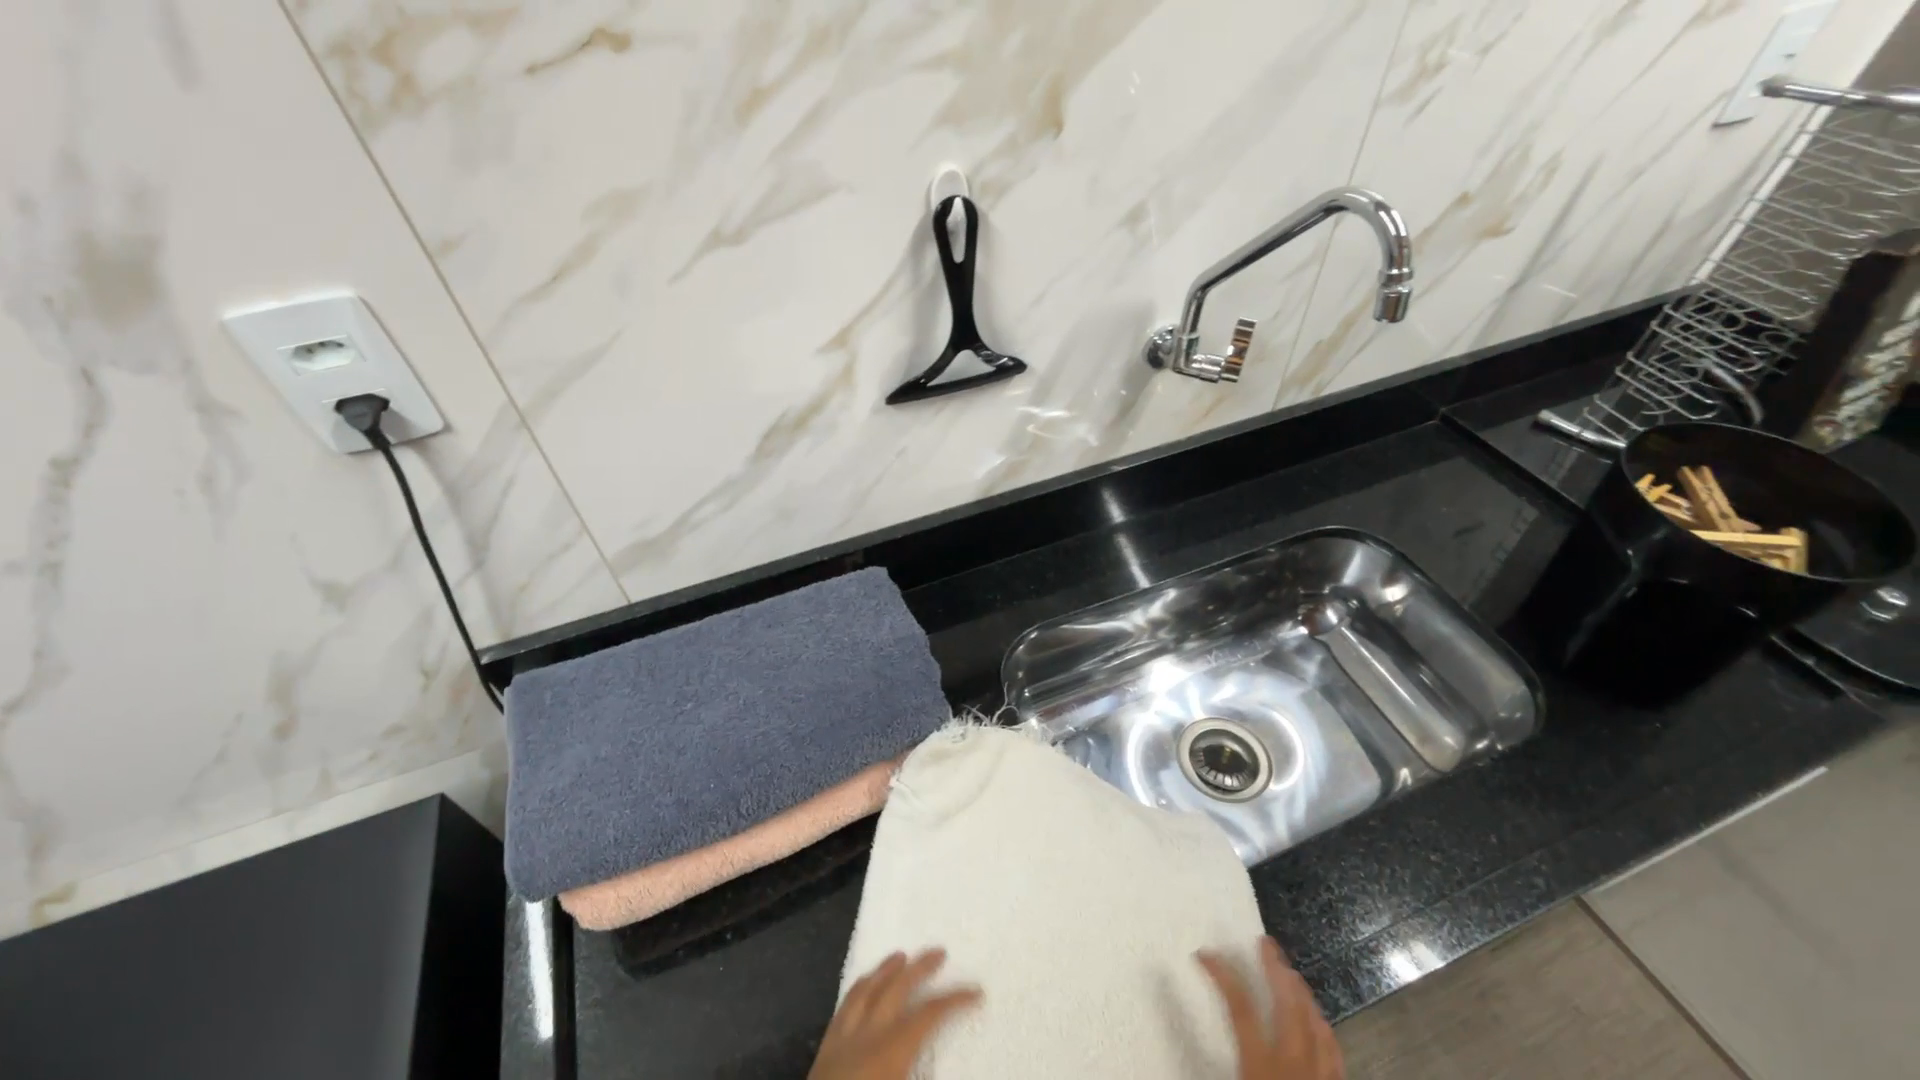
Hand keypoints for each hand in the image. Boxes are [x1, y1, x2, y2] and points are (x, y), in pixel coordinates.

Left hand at [809, 948, 980, 1079]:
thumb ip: (924, 1071)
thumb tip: (951, 1070)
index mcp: (893, 1050)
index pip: (930, 1014)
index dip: (955, 1000)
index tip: (976, 992)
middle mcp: (868, 1034)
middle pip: (897, 990)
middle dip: (919, 968)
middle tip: (938, 952)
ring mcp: (844, 1037)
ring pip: (865, 991)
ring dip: (885, 970)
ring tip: (899, 955)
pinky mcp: (826, 1046)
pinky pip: (844, 1006)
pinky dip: (858, 989)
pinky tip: (862, 987)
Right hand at [1197, 937, 1343, 1079]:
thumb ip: (1218, 1058)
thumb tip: (1197, 1031)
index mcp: (1260, 1059)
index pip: (1239, 1005)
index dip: (1221, 974)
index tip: (1204, 953)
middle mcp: (1293, 1058)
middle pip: (1287, 1001)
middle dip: (1275, 967)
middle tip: (1264, 941)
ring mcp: (1320, 1070)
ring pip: (1315, 1020)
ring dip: (1300, 992)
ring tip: (1289, 972)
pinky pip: (1333, 1047)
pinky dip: (1322, 1025)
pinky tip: (1318, 1018)